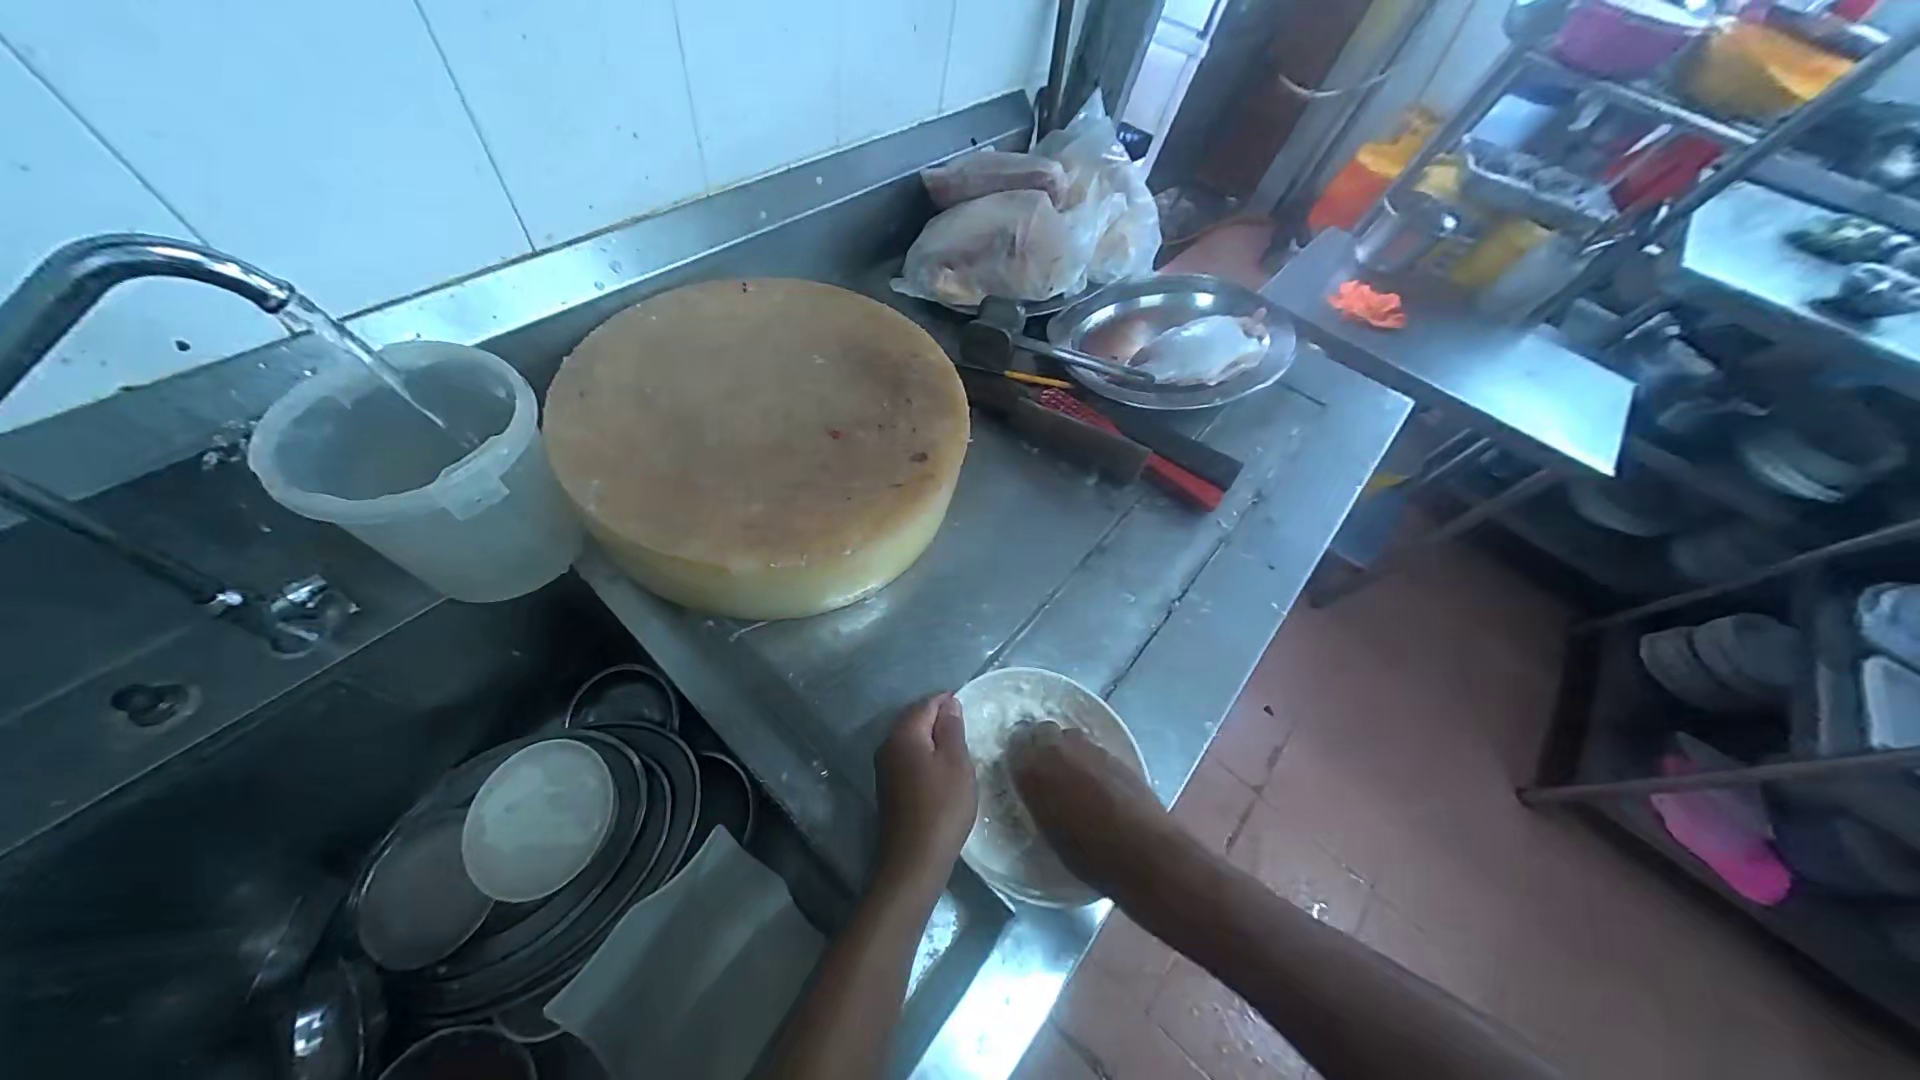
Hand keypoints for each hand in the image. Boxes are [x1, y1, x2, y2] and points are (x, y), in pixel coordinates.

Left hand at [874, 693, 977, 884]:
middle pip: (914, 718)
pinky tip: (939, 766)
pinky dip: (924, 753)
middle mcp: (888, 745)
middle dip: (937, 716)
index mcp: (904, 734)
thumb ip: (952, 728)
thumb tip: (949, 704)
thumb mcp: (956, 762)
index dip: (947, 700)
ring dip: (931, 736)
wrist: (914, 859)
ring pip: (910, 738)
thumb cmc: (942, 806)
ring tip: (956, 743)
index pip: (926, 704)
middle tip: (964, 721)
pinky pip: (907, 756)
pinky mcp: (888, 786)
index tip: (968, 703)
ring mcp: (884, 767)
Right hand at [1007, 722, 1180, 894]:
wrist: (1142, 850)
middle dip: (1042, 743)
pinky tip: (1096, 780)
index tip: (1020, 765)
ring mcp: (1090, 749)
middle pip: (1043, 730)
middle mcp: (1059, 750)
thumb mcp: (1047, 829)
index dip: (1018, 753)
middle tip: (1045, 765)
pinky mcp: (1116, 755)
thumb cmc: (1087, 853)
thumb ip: (1038, 799)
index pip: (1016, 743)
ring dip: (1067, 749)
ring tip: (1071, 772)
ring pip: (1070, 736)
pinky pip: (1093, 749)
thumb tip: (1036, 790)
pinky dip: (1090, 759)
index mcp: (1033, 768)